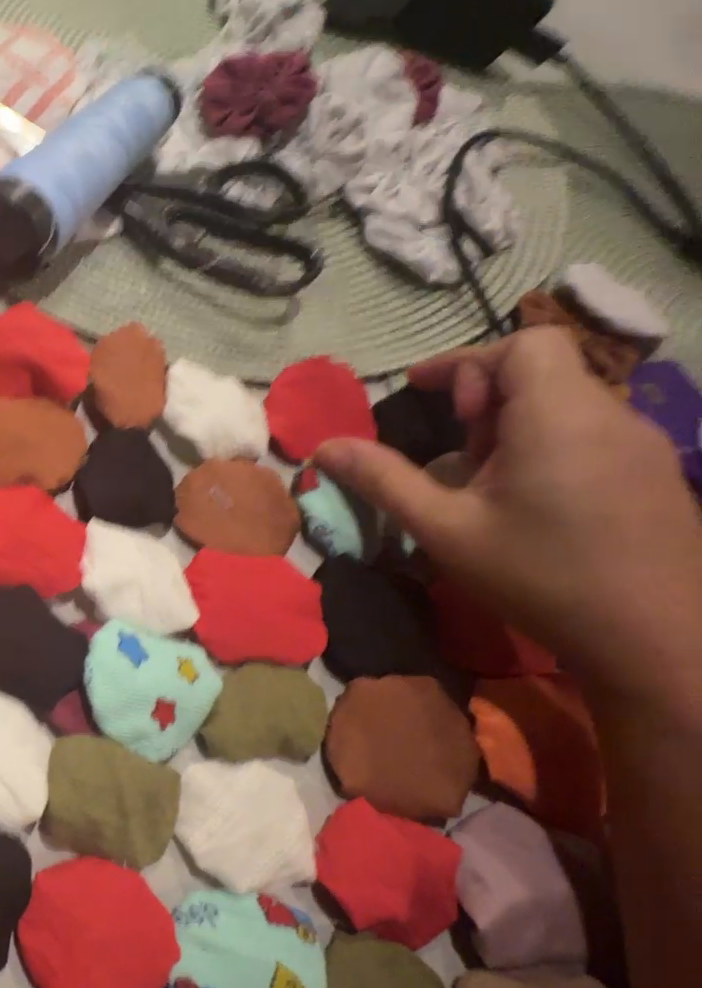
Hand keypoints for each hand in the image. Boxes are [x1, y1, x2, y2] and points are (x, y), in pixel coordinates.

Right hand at [314, 327, 701, 702]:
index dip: (468, 361)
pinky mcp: (655, 476)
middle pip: (542, 370)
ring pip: (566, 402)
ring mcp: (643, 447)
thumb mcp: (442, 530)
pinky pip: (590, 432)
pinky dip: (545, 443)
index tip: (429, 398)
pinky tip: (527, 499)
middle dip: (483, 397)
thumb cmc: (542, 577)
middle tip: (453, 453)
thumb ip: (382, 479)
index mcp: (559, 419)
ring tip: (483, 480)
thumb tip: (323, 447)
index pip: (525, 344)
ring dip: (512, 423)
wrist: (663, 643)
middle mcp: (611, 418)